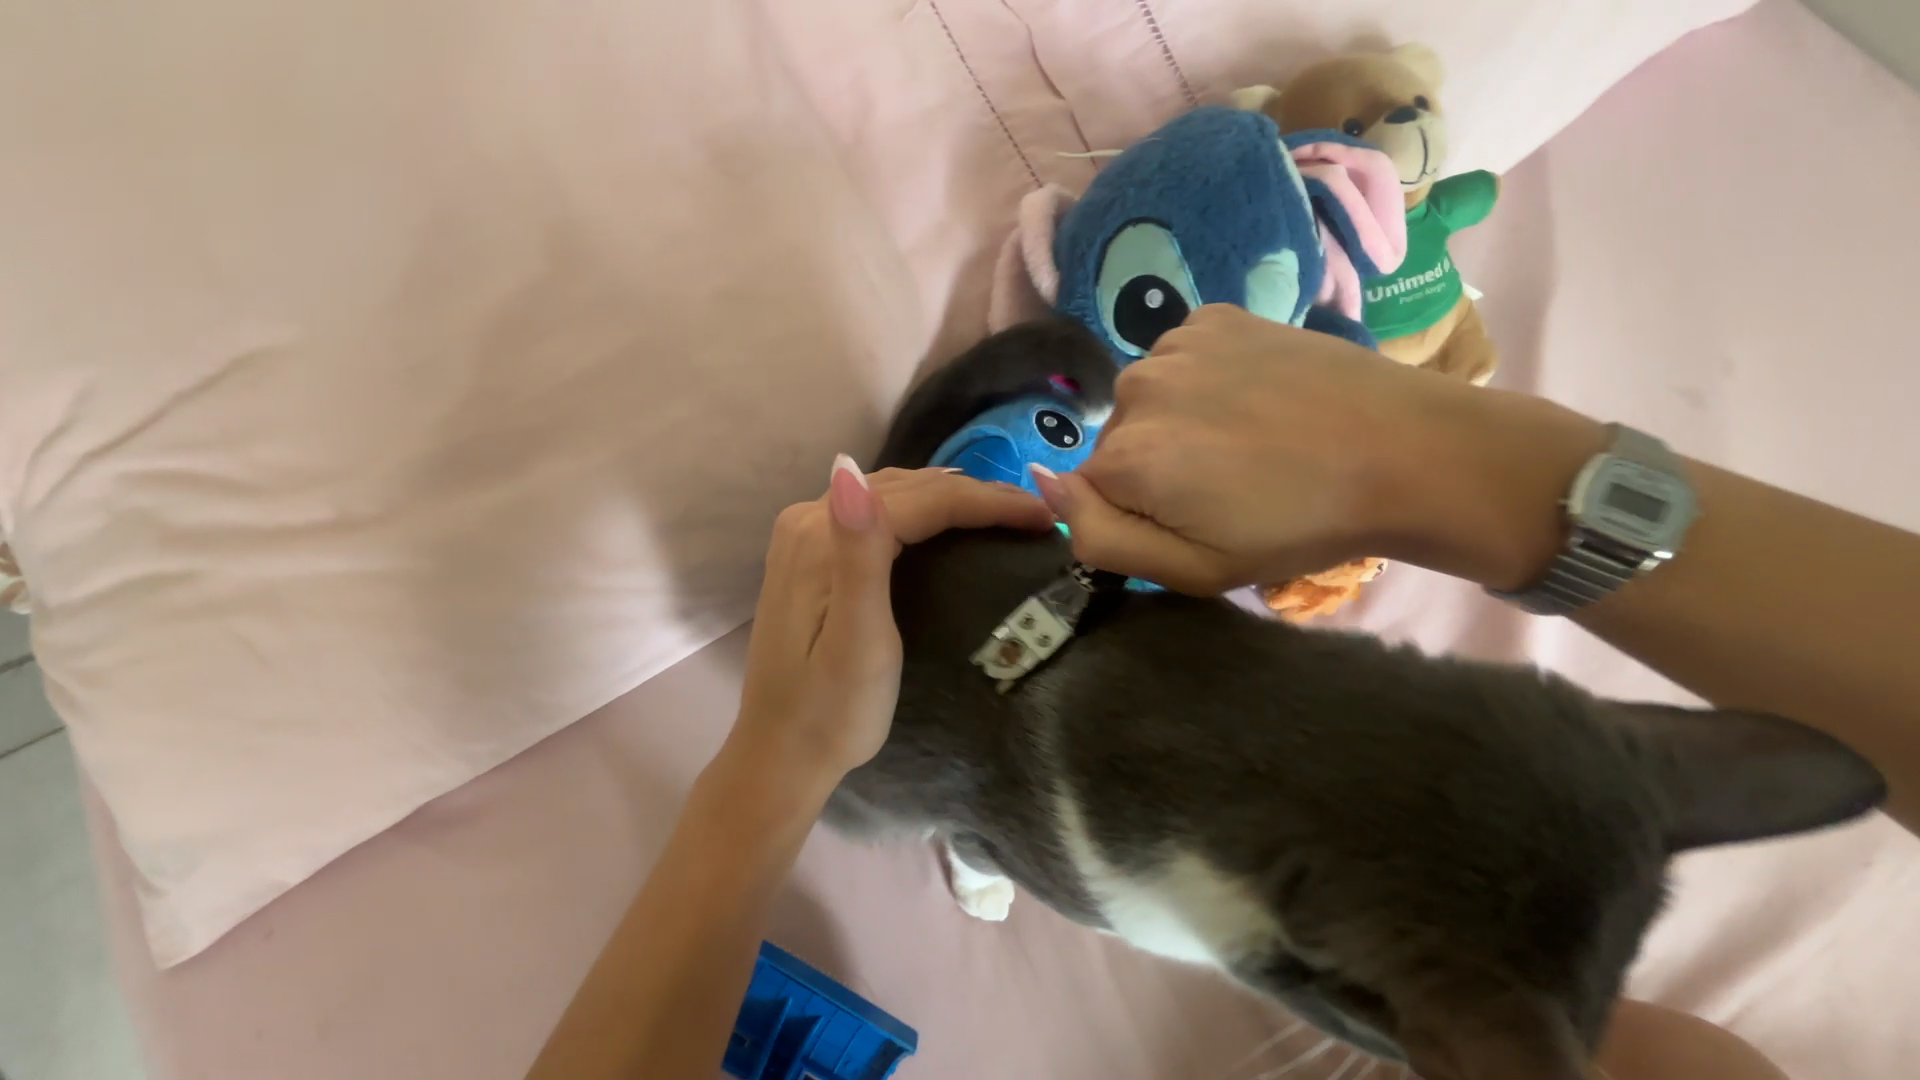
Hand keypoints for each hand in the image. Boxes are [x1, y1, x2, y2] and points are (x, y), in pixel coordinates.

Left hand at [724, 461, 1054, 792]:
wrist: (781, 753)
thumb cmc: (832, 711)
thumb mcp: (856, 640)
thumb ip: (859, 555)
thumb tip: (848, 467)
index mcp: (820, 537)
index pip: (920, 500)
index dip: (986, 501)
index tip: (1043, 517)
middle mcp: (806, 520)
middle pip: (906, 489)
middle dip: (975, 495)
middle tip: (1036, 514)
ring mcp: (802, 535)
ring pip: (891, 494)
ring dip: (950, 497)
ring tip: (1005, 512)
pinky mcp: (807, 554)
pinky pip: (875, 511)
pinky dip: (921, 510)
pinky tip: (946, 519)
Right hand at [1031, 304, 1598, 593]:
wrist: (1403, 452)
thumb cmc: (1297, 527)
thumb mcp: (1193, 569)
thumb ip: (1101, 537)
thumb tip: (1042, 482)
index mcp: (1125, 458)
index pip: (1088, 491)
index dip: (1135, 511)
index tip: (1192, 517)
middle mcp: (1134, 391)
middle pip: (1116, 442)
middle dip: (1152, 466)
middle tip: (1224, 485)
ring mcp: (1175, 345)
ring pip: (1147, 400)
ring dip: (1176, 420)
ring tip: (1245, 439)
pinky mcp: (1214, 316)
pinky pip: (1178, 358)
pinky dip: (1200, 379)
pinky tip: (1251, 397)